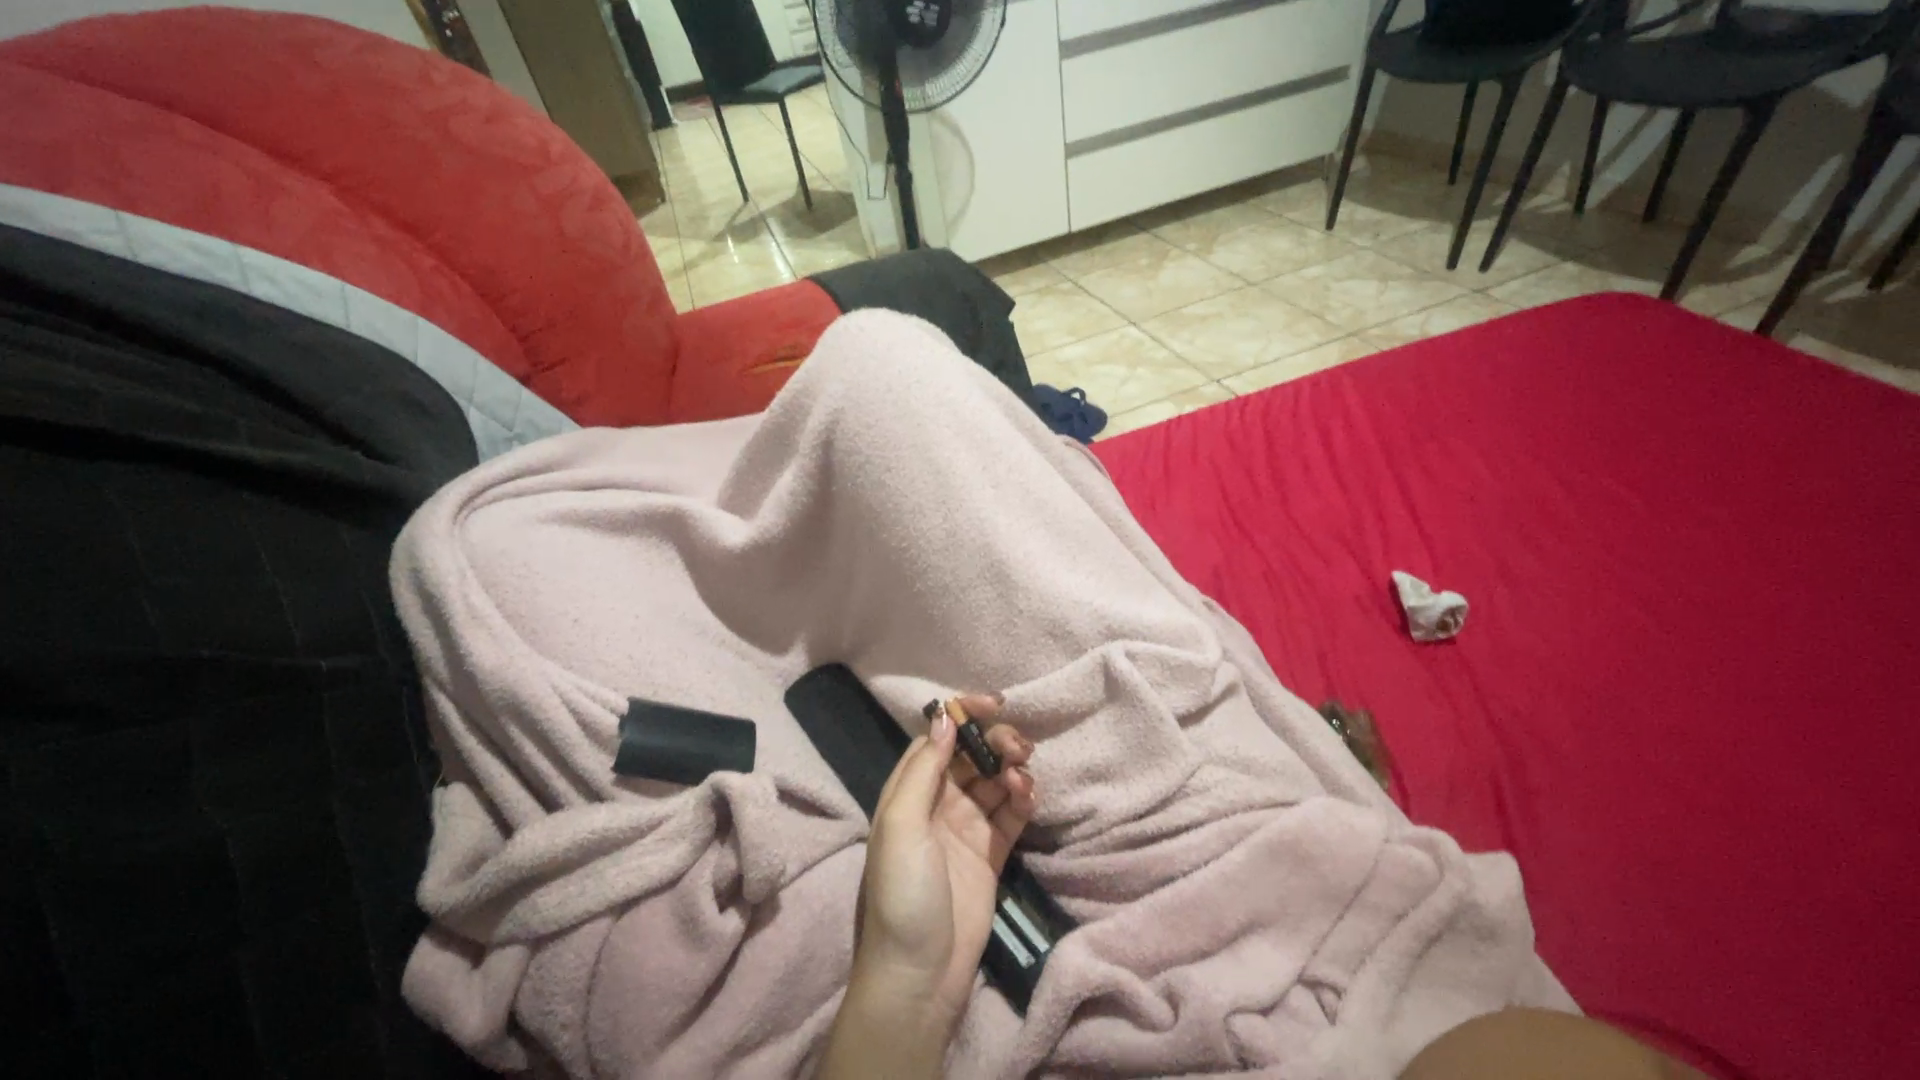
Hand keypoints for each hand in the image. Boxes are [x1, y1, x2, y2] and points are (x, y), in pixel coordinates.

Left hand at [818, 694, 1036, 1078]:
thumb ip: (923, 771)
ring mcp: (965, 830)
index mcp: (907, 793)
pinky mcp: (991, 855)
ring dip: (1012, 768)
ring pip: (994, 782)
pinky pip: (1010, 814)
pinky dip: (1022, 799)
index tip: (992, 703)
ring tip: (1025, 773)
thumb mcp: (901, 826)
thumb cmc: (901, 895)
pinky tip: (1030, 795)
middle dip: (995, 742)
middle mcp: (936, 805)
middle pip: (970, 757)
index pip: (937, 740)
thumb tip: (944, 718)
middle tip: (1020, 745)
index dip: (962, 716)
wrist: (918, 975)